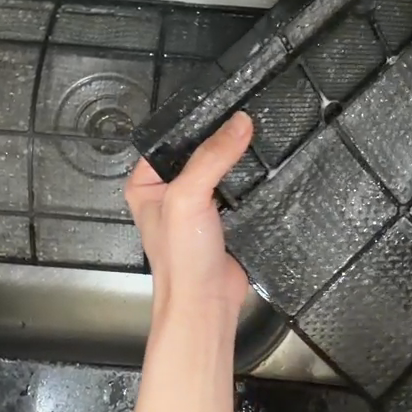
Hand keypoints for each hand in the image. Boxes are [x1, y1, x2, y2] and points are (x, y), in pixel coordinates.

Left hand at [125, 112, 252, 310]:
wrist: (206, 304)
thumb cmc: (181, 261)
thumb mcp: (187, 197)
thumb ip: (211, 157)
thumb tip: (238, 123)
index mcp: (145, 184)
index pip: (171, 140)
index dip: (197, 124)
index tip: (225, 107)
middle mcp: (169, 194)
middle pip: (199, 154)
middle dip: (222, 141)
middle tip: (248, 120)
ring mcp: (197, 208)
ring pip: (221, 172)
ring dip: (239, 162)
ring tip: (260, 138)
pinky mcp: (224, 221)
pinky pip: (239, 191)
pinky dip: (252, 183)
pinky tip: (266, 170)